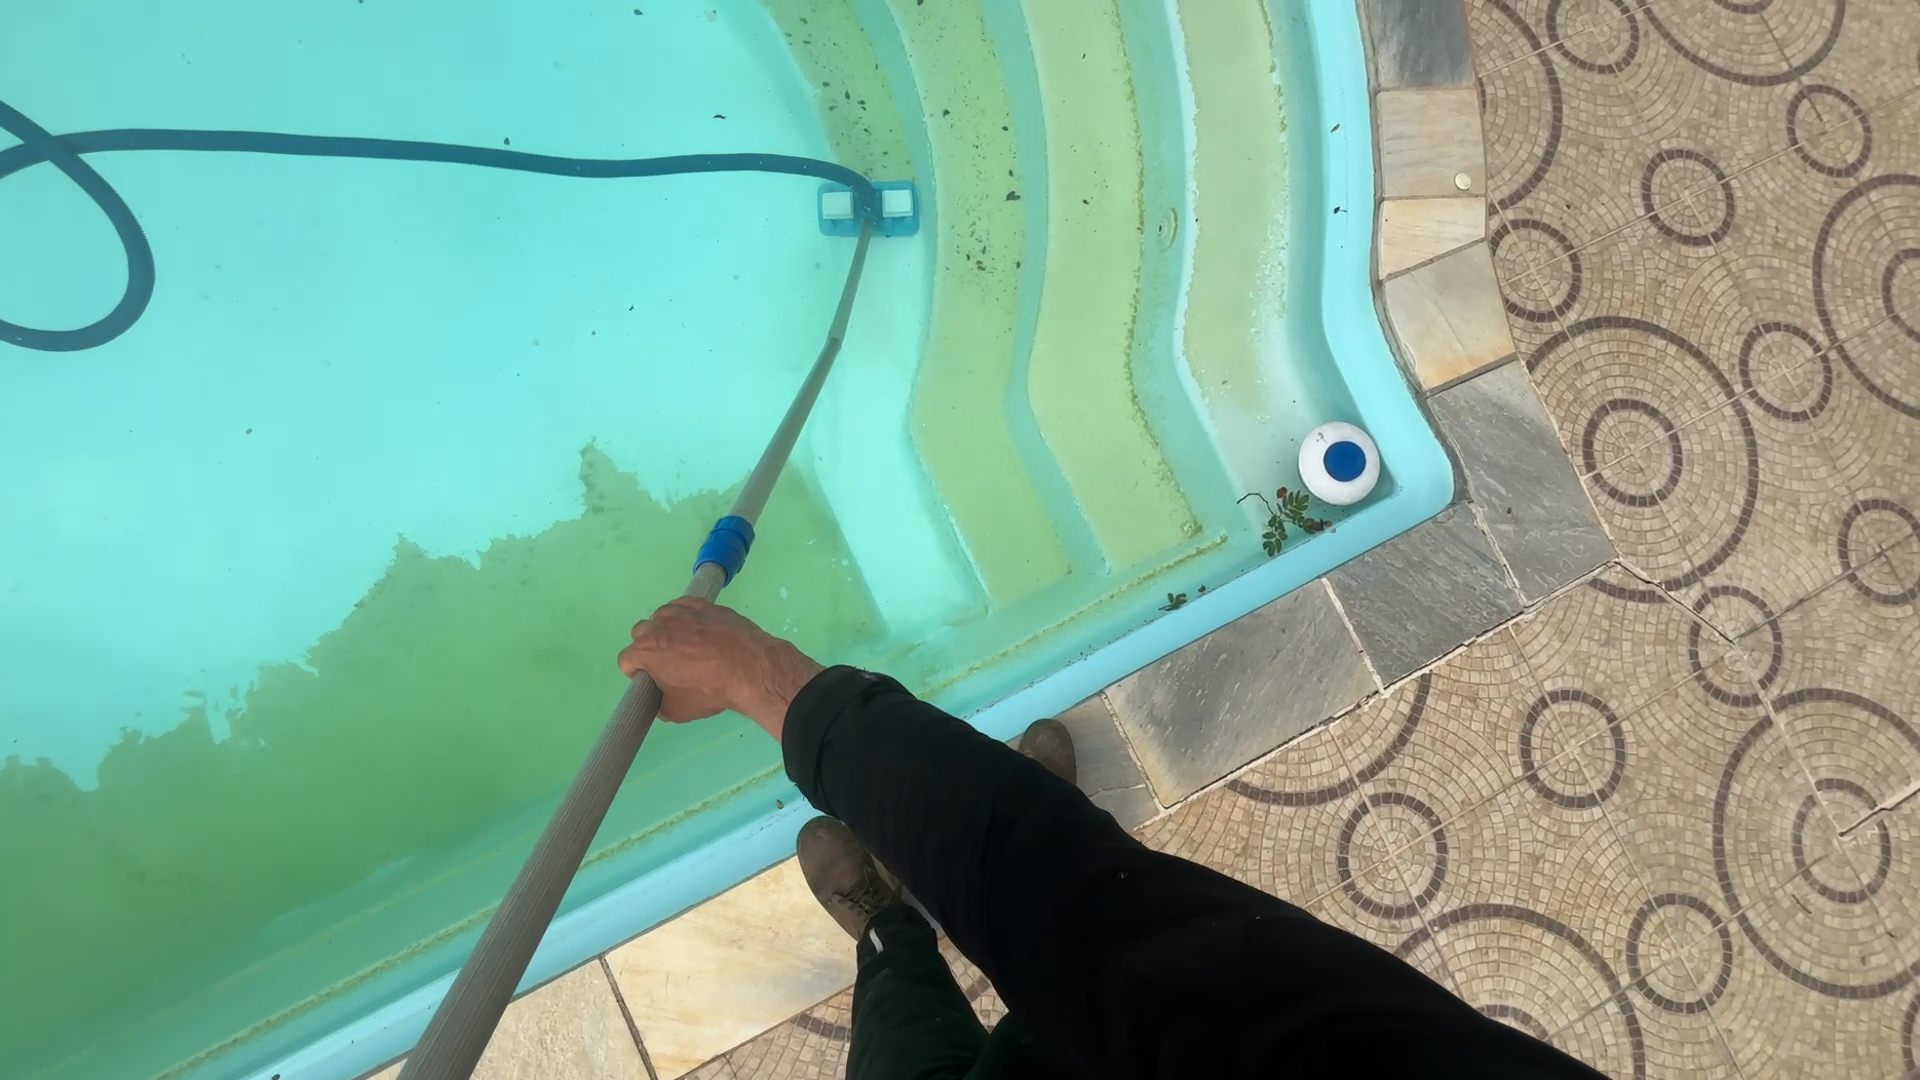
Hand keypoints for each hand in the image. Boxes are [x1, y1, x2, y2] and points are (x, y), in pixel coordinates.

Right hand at [616, 597, 822, 740]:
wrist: (750, 667)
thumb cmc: (710, 690)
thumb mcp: (678, 711)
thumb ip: (660, 704)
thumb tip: (662, 701)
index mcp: (646, 651)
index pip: (626, 660)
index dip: (635, 672)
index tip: (648, 679)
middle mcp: (659, 625)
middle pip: (641, 633)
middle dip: (649, 647)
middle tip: (668, 662)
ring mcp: (684, 611)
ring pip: (663, 616)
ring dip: (667, 628)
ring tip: (686, 644)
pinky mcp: (705, 605)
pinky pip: (685, 605)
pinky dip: (687, 615)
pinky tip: (699, 628)